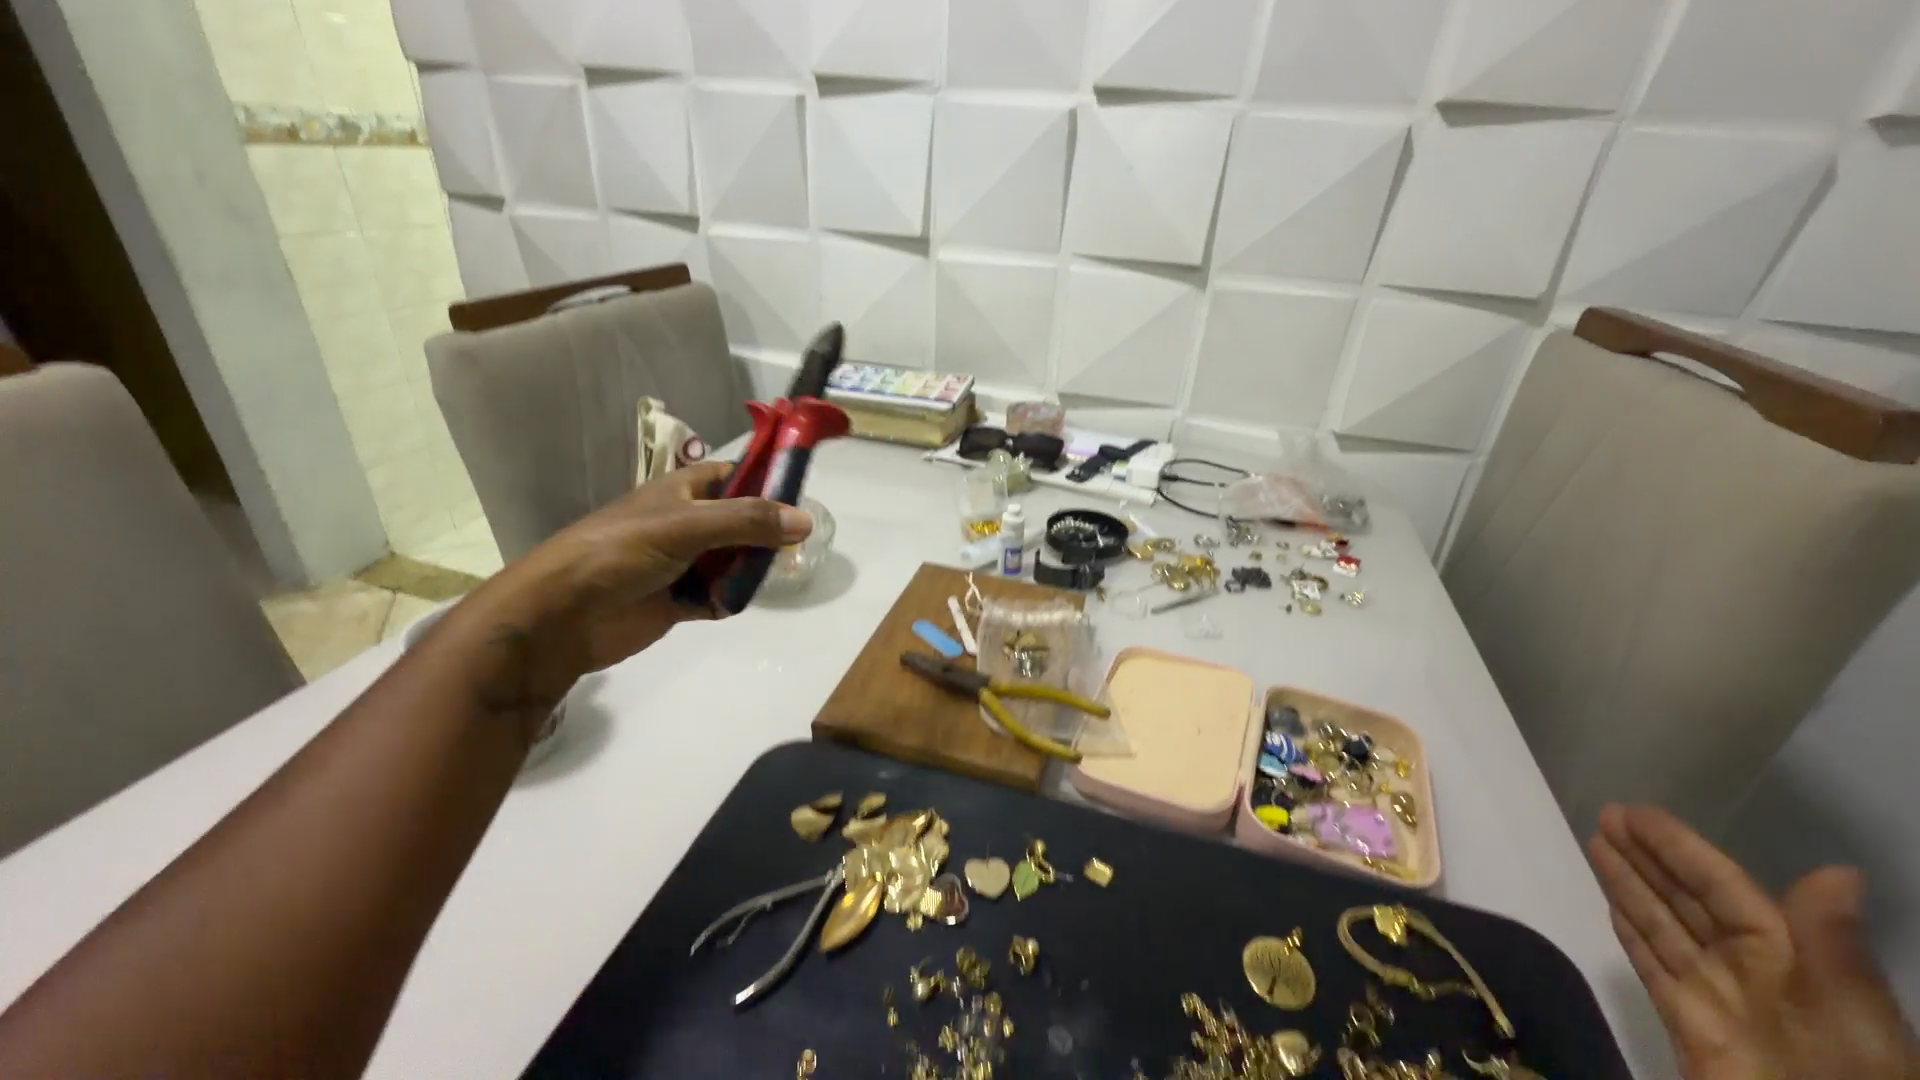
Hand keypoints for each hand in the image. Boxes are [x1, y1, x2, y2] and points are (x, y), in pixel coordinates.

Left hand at [475, 463, 811, 694]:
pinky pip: (718, 596)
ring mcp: (682, 563)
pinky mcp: (678, 601)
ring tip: (770, 577)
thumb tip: (805, 520)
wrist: (563, 614)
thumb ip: (747, 521)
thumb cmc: (619, 552)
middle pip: (743, 522)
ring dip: (750, 569)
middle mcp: (686, 523)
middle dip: (767, 533)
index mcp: (683, 491)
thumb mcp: (686, 526)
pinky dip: (728, 599)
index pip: (736, 476)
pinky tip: (730, 603)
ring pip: (734, 561)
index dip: (767, 481)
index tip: (802, 496)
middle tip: (795, 547)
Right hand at [1589, 804, 1919, 1079]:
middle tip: (1607, 815)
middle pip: (1685, 898)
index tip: (1635, 813)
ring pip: (1661, 924)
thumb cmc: (1844, 1072)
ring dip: (1628, 883)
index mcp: (1788, 955)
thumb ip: (1834, 944)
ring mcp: (1713, 994)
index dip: (1678, 847)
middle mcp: (1746, 966)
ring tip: (1595, 843)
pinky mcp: (1685, 1022)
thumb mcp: (1854, 1011)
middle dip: (1646, 855)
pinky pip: (1652, 966)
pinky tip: (1611, 907)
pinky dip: (1631, 934)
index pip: (1720, 886)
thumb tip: (1837, 870)